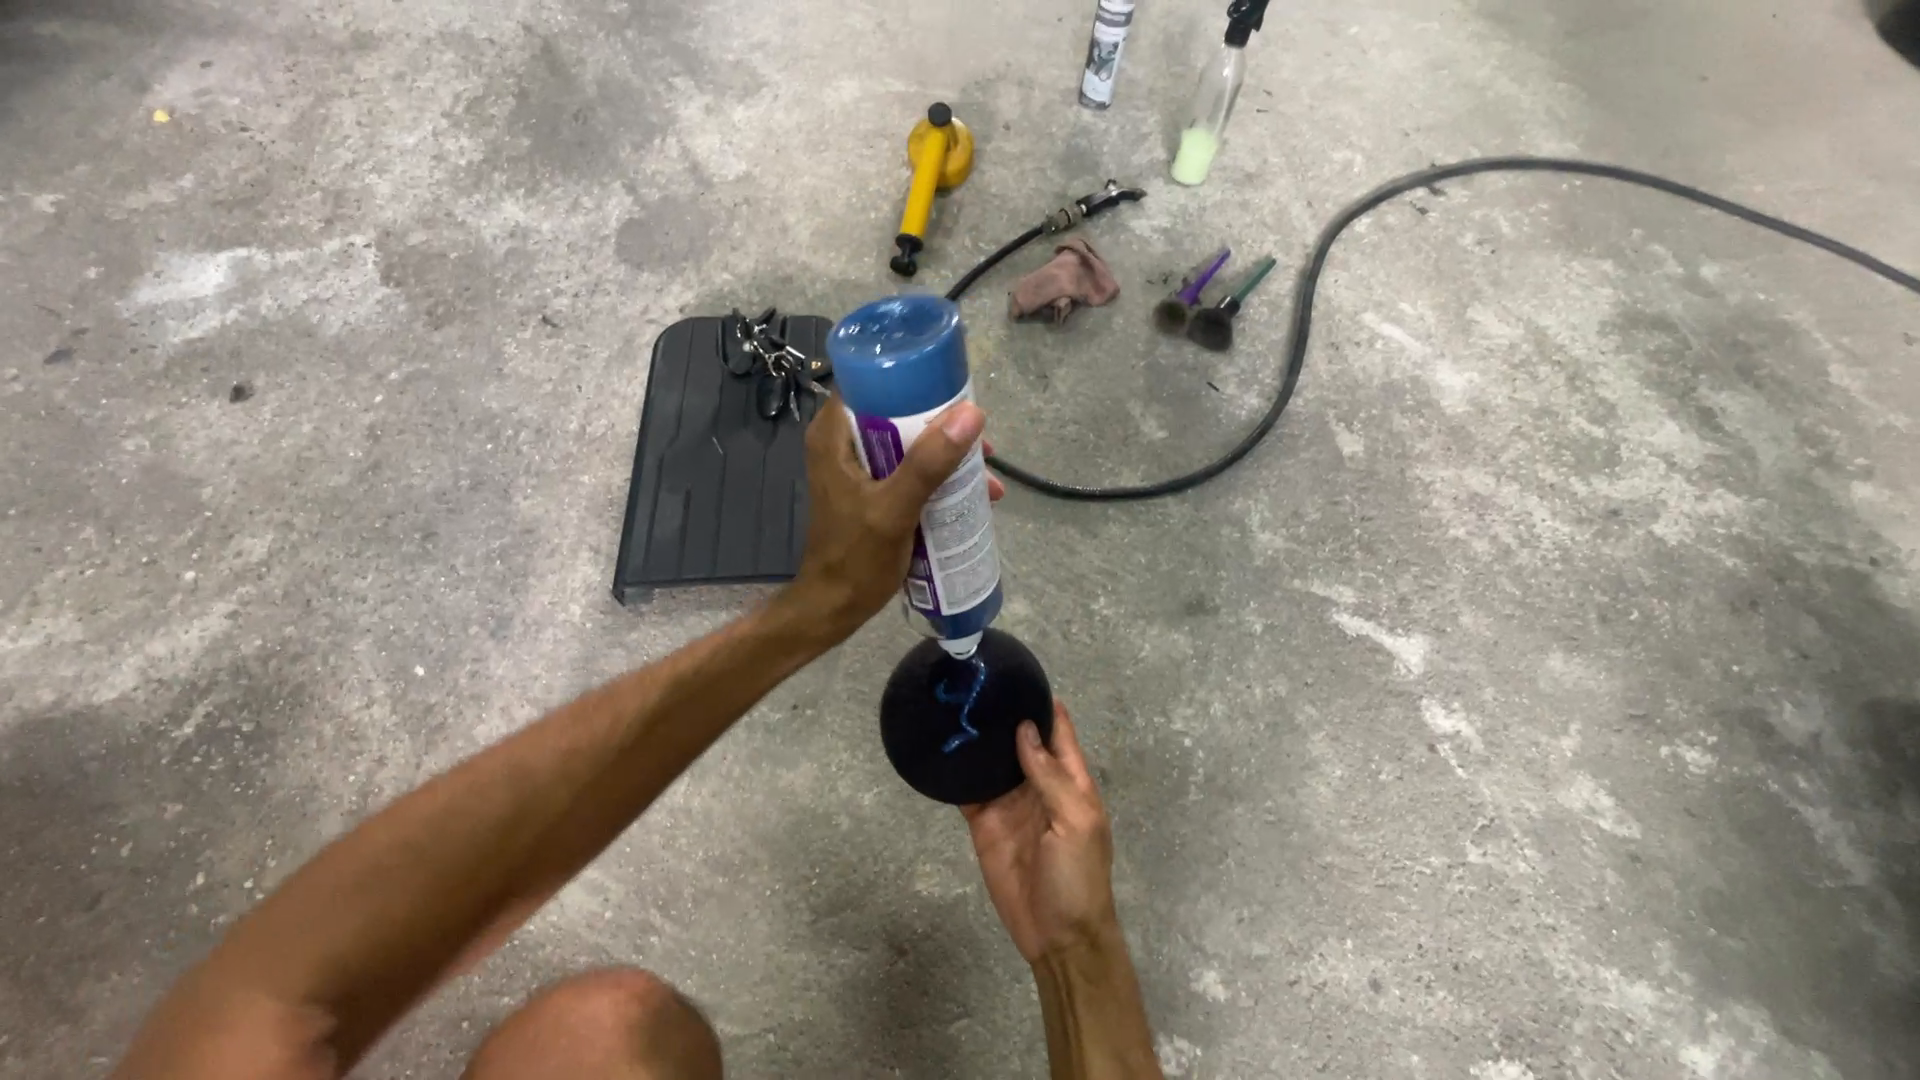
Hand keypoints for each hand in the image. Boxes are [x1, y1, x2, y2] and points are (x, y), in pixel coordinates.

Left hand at [782, 398, 1001, 638]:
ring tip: (985, 475)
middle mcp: (842, 443)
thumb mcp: (895, 508)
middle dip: (942, 424)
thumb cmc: (856, 558)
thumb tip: (971, 414)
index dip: (912, 379)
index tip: (953, 389)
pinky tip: (972, 495)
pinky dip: (938, 477)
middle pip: (897, 412)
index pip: (869, 381)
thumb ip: (928, 463)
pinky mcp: (872, 491)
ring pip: (908, 443)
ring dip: (946, 455)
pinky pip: (909, 469)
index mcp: (834, 435)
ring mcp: (857, 468)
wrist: (835, 607)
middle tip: (980, 441)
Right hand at [962, 702, 1117, 964]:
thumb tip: (1025, 730)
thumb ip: (1050, 777)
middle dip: (1001, 715)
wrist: (1058, 937)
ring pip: (991, 760)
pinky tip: (938, 749)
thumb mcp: (1075, 823)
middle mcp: (1038, 784)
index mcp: (1070, 781)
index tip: (1017, 674)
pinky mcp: (984, 823)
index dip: (1042, 704)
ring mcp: (1009, 803)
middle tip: (971, 684)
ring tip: (951, 706)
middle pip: (1019, 740)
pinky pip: (968, 791)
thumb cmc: (1078, 876)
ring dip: (977, 740)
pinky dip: (955, 772)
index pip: (1057, 731)